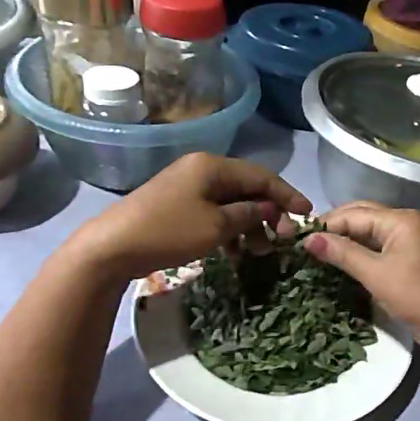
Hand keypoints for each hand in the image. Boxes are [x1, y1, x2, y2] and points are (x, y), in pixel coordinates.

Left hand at [66, 153, 311, 282]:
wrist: (112, 247)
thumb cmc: (168, 232)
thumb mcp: (216, 226)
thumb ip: (249, 215)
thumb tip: (271, 209)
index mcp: (213, 166)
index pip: (261, 176)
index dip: (287, 194)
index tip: (307, 215)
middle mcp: (202, 169)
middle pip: (247, 188)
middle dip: (268, 214)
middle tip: (282, 241)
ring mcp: (187, 187)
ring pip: (231, 203)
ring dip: (249, 226)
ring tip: (259, 253)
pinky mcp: (177, 205)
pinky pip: (213, 213)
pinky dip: (228, 231)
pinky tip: (234, 254)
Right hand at [304, 201, 419, 366]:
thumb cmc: (419, 298)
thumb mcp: (376, 275)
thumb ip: (342, 254)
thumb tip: (308, 239)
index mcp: (401, 219)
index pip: (354, 214)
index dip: (326, 225)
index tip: (298, 240)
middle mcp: (408, 222)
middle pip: (363, 216)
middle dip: (335, 228)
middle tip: (307, 245)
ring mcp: (412, 239)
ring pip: (370, 232)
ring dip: (346, 240)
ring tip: (319, 253)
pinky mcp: (412, 257)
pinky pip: (380, 246)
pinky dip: (360, 251)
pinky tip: (342, 262)